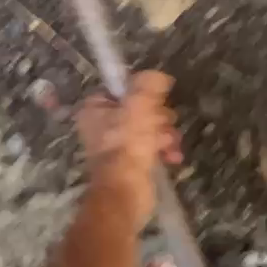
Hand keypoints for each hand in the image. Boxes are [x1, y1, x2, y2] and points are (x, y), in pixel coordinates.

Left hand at [76, 71, 181, 223]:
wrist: (125, 191)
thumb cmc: (127, 144)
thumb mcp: (138, 105)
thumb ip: (148, 85)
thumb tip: (159, 76)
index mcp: (93, 109)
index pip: (120, 89)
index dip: (142, 93)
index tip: (157, 100)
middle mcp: (99, 126)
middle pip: (137, 109)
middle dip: (158, 116)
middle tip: (163, 125)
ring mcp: (114, 146)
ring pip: (147, 128)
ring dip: (164, 133)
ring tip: (169, 144)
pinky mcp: (128, 163)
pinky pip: (150, 147)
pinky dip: (163, 150)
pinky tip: (172, 157)